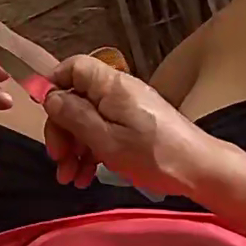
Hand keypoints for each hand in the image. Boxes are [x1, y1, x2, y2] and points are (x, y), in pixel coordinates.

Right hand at [41, 55, 224, 197]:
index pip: (73, 67)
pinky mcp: (135, 125)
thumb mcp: (105, 139)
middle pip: (76, 98)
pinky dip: (91, 152)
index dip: (54, 86)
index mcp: (111, 85)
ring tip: (69, 178)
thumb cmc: (154, 155)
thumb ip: (74, 116)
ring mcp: (127, 108)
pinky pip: (103, 131)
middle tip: (58, 159)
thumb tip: (50, 97)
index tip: (46, 117)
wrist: (200, 171)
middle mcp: (118, 91)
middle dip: (62, 129)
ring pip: (87, 119)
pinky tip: (85, 177)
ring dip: (74, 147)